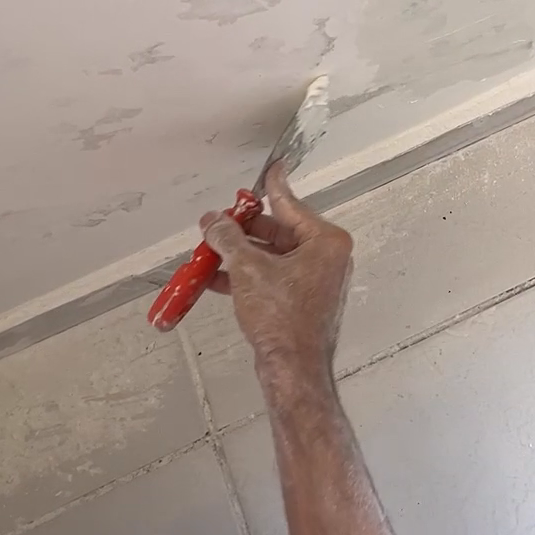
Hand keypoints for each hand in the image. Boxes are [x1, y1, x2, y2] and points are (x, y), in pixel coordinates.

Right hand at [199, 163, 352, 383]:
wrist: (292, 368)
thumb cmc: (283, 319)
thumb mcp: (248, 269)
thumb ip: (228, 239)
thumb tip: (213, 221)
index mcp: (326, 241)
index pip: (291, 204)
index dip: (273, 186)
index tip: (272, 167)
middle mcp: (326, 257)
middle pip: (278, 230)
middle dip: (243, 229)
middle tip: (216, 223)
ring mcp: (316, 279)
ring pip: (271, 255)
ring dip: (239, 254)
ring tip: (208, 250)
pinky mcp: (303, 299)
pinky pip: (272, 276)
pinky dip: (247, 275)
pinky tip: (216, 277)